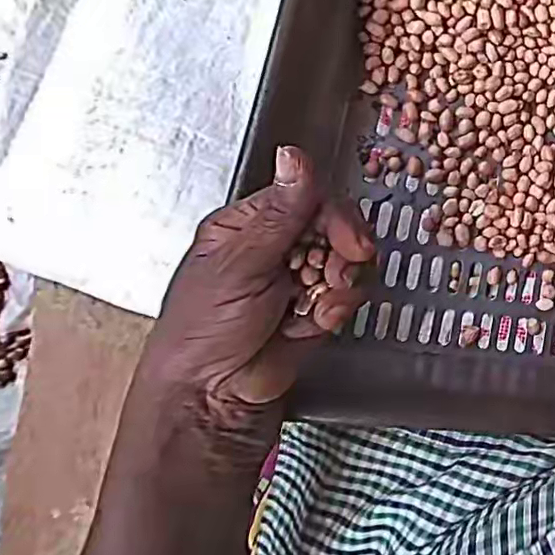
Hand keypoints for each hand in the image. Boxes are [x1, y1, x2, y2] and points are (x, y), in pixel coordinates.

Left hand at [125, 145, 375, 475]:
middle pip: (337, 228)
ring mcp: (301, 276)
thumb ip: (278, 213)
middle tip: (333, 276)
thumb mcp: (238, 264)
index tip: (351, 242)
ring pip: (349, 260)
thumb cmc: (203, 330)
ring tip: (318, 305)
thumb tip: (294, 154)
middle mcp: (279, 245)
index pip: (310, 199)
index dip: (337, 218)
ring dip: (342, 283)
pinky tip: (317, 320)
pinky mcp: (318, 305)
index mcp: (251, 224)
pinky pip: (349, 292)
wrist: (213, 400)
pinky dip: (340, 306)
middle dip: (343, 253)